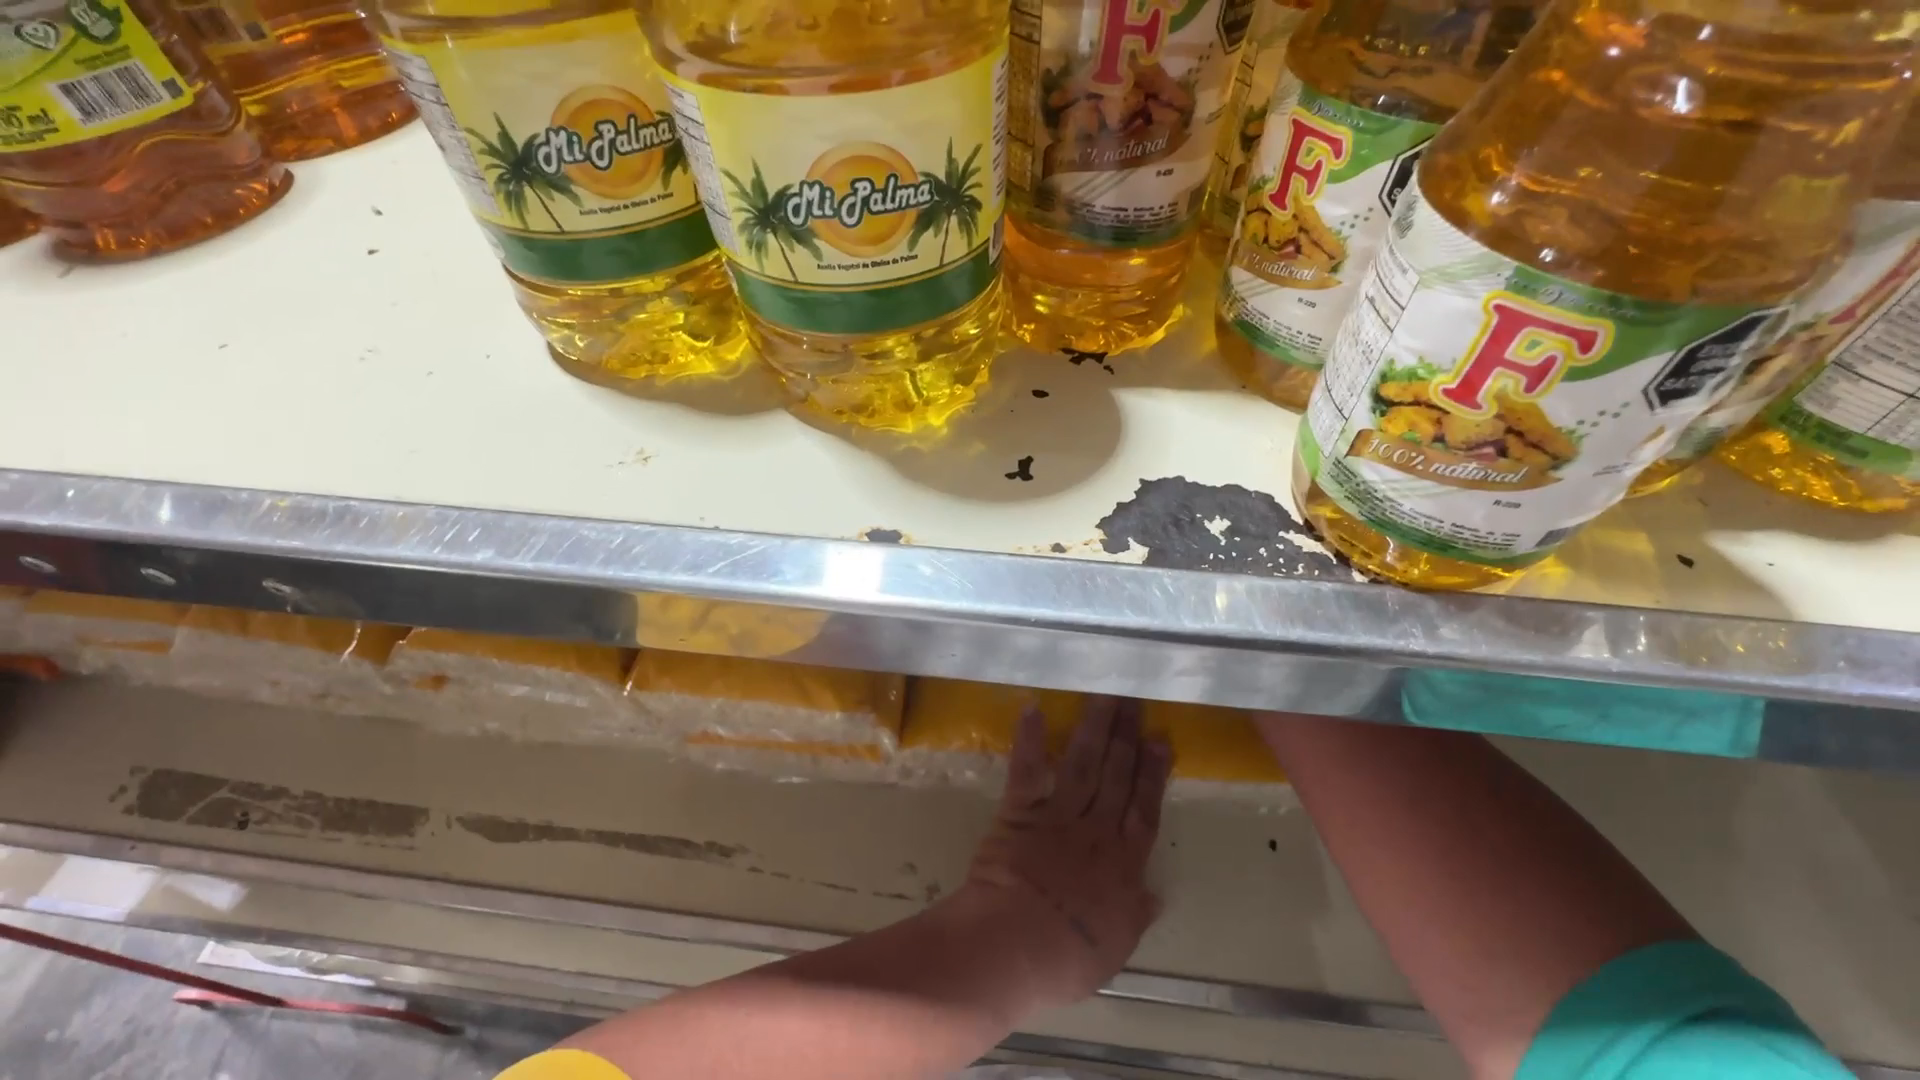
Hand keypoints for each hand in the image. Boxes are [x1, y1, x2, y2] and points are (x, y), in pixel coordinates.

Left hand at [955, 697, 1170, 1008]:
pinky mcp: (1019, 811)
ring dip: (1093, 727)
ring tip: (1105, 695)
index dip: (1154, 775)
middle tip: (1136, 701)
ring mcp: (1057, 816)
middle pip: (1117, 776)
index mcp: (1122, 864)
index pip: (1143, 810)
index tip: (1161, 742)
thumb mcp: (1115, 948)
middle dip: (1127, 737)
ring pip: (1082, 763)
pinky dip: (1029, 738)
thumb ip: (1134, 916)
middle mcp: (1095, 830)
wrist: (1014, 945)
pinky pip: (1027, 769)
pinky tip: (1032, 708)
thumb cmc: (1066, 957)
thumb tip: (1155, 894)